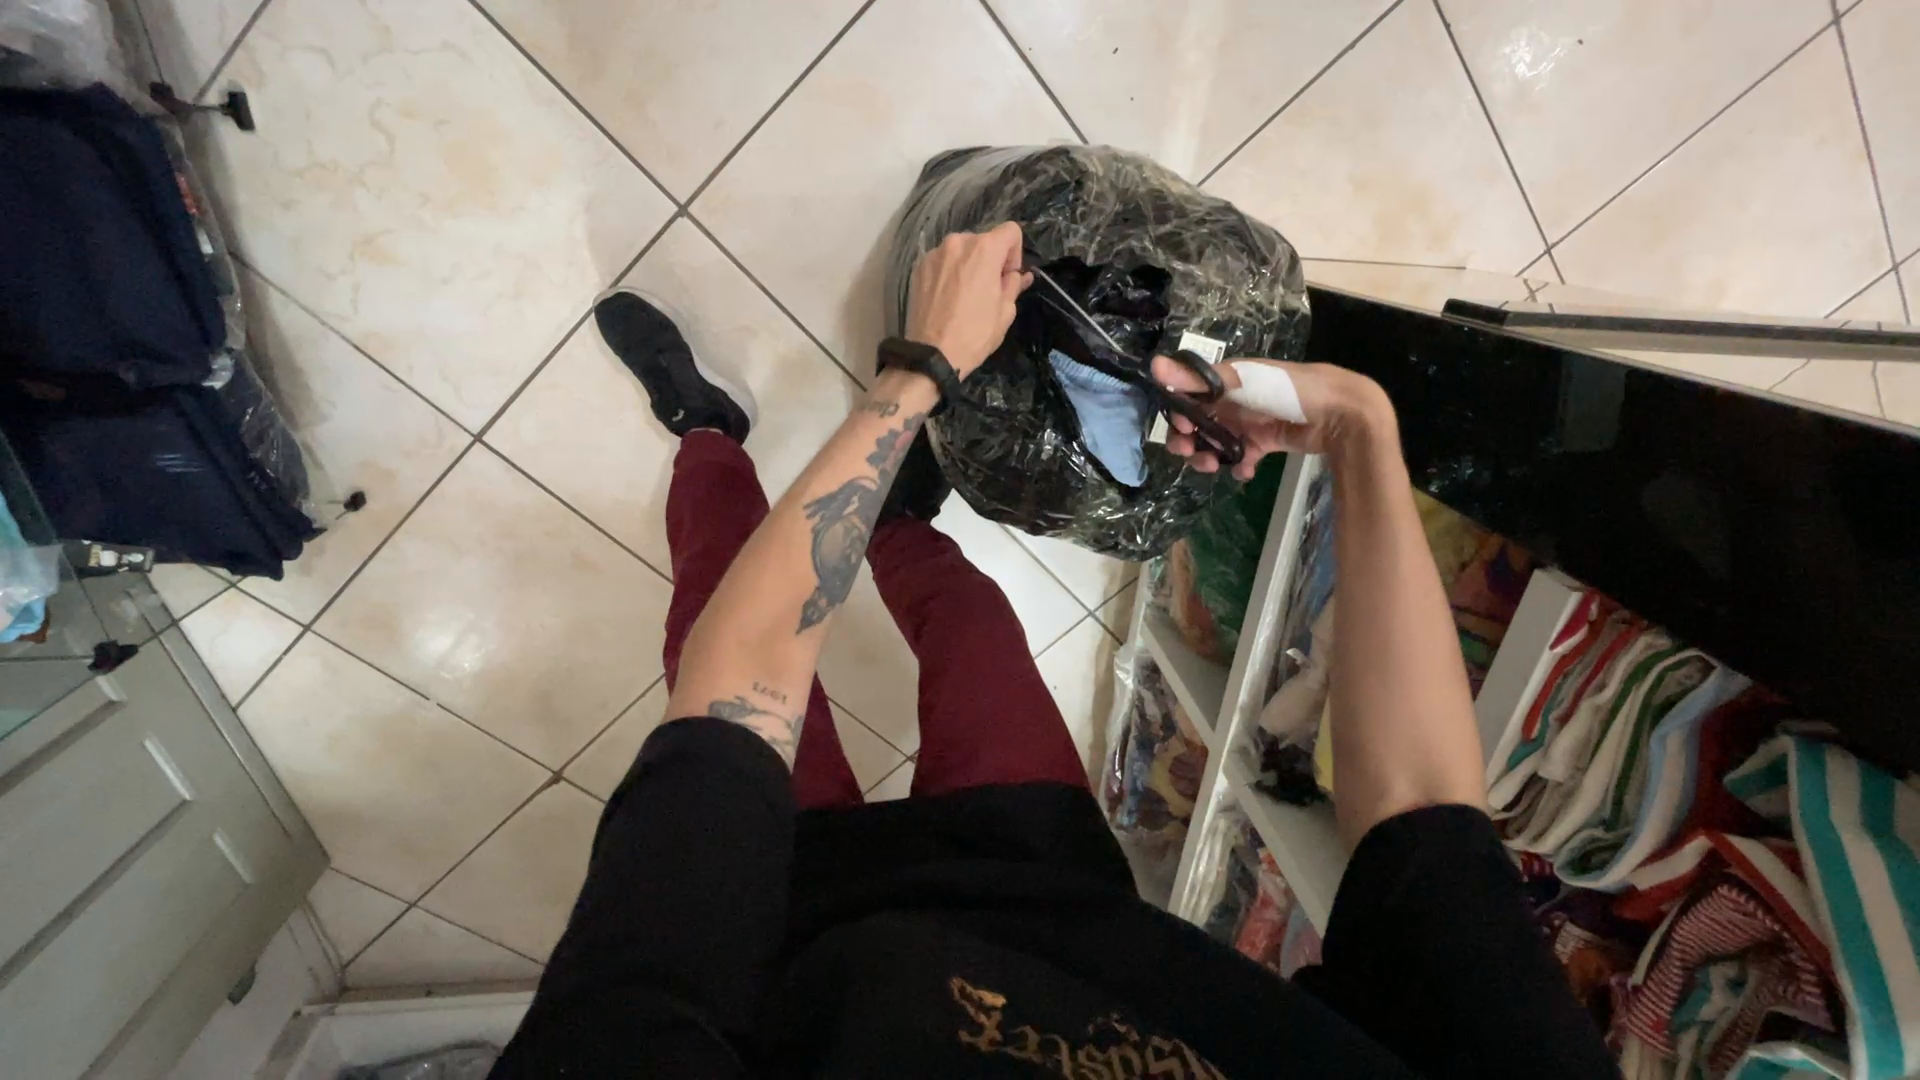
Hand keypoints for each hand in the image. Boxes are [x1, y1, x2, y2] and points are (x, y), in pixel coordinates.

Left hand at [905, 221, 1032, 377]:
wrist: (932, 354)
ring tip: (964, 295)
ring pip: (960, 251)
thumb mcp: (1005, 312)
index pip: (1011, 231)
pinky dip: (948, 273)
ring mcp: (934, 254)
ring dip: (967, 266)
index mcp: (984, 249)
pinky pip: (942, 262)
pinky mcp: (919, 268)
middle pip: (983, 241)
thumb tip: (1019, 275)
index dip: (1015, 253)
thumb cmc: (974, 334)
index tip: (1008, 277)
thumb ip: (1013, 285)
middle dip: (989, 260)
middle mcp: (958, 242)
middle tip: (987, 290)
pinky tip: (947, 298)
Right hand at [1151, 357, 1392, 479]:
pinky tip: (1245, 470)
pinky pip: (1241, 457)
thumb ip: (1197, 379)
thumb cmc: (1291, 391)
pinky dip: (1238, 466)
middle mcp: (1235, 400)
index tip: (1182, 429)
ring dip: (1208, 456)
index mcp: (1227, 381)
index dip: (1179, 414)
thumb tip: (1153, 364)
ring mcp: (1250, 422)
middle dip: (1189, 441)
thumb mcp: (1242, 382)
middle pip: (1199, 423)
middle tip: (1191, 454)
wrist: (1342, 414)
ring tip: (1215, 467)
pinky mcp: (1265, 442)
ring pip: (1216, 443)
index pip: (1190, 396)